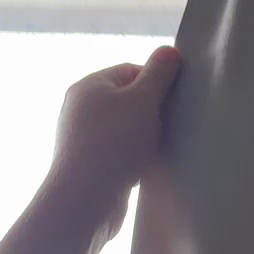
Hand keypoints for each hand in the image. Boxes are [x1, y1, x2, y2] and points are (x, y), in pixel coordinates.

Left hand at [44, 46, 181, 238]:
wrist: (83, 203)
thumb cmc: (114, 144)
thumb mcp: (143, 100)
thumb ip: (160, 72)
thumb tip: (169, 51)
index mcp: (89, 85)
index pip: (132, 70)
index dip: (157, 83)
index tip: (173, 102)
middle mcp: (80, 107)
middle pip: (128, 98)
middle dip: (151, 110)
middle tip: (168, 124)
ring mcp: (81, 137)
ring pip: (124, 126)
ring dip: (143, 135)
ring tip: (156, 148)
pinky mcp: (87, 164)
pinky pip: (117, 150)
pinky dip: (132, 155)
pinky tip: (143, 166)